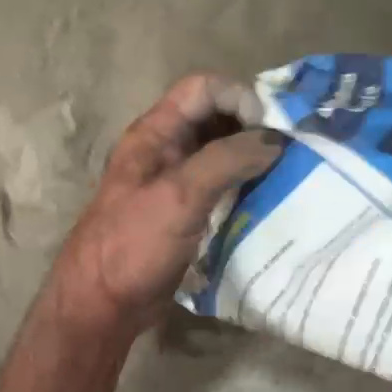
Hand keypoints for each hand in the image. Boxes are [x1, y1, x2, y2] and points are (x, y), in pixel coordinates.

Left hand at [48, 73, 285, 339]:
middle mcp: (166, 149)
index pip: (202, 89)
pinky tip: (272, 199)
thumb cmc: (132, 243)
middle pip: (216, 116)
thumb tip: (275, 141)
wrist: (102, 302)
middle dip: (253, 126)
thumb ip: (225, 160)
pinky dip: (247, 185)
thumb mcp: (179, 196)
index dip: (238, 98)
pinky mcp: (187, 211)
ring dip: (254, 157)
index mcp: (155, 133)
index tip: (267, 131)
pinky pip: (223, 184)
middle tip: (289, 152)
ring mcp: (176, 180)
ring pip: (222, 151)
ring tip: (288, 174)